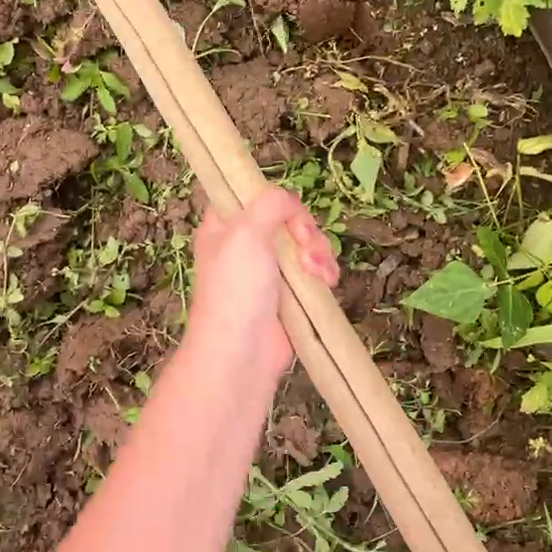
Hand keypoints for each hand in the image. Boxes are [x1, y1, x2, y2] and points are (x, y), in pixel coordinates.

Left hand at [184, 188, 338, 379]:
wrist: (241, 355)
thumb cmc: (236, 290)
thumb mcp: (247, 233)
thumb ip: (271, 204)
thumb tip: (288, 200)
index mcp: (225, 226)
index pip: (253, 196)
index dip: (276, 200)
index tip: (288, 214)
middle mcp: (245, 245)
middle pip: (287, 219)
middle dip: (306, 231)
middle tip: (306, 246)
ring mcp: (268, 271)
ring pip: (304, 244)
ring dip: (319, 253)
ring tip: (319, 273)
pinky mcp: (288, 294)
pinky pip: (313, 271)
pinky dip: (324, 272)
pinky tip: (326, 282)